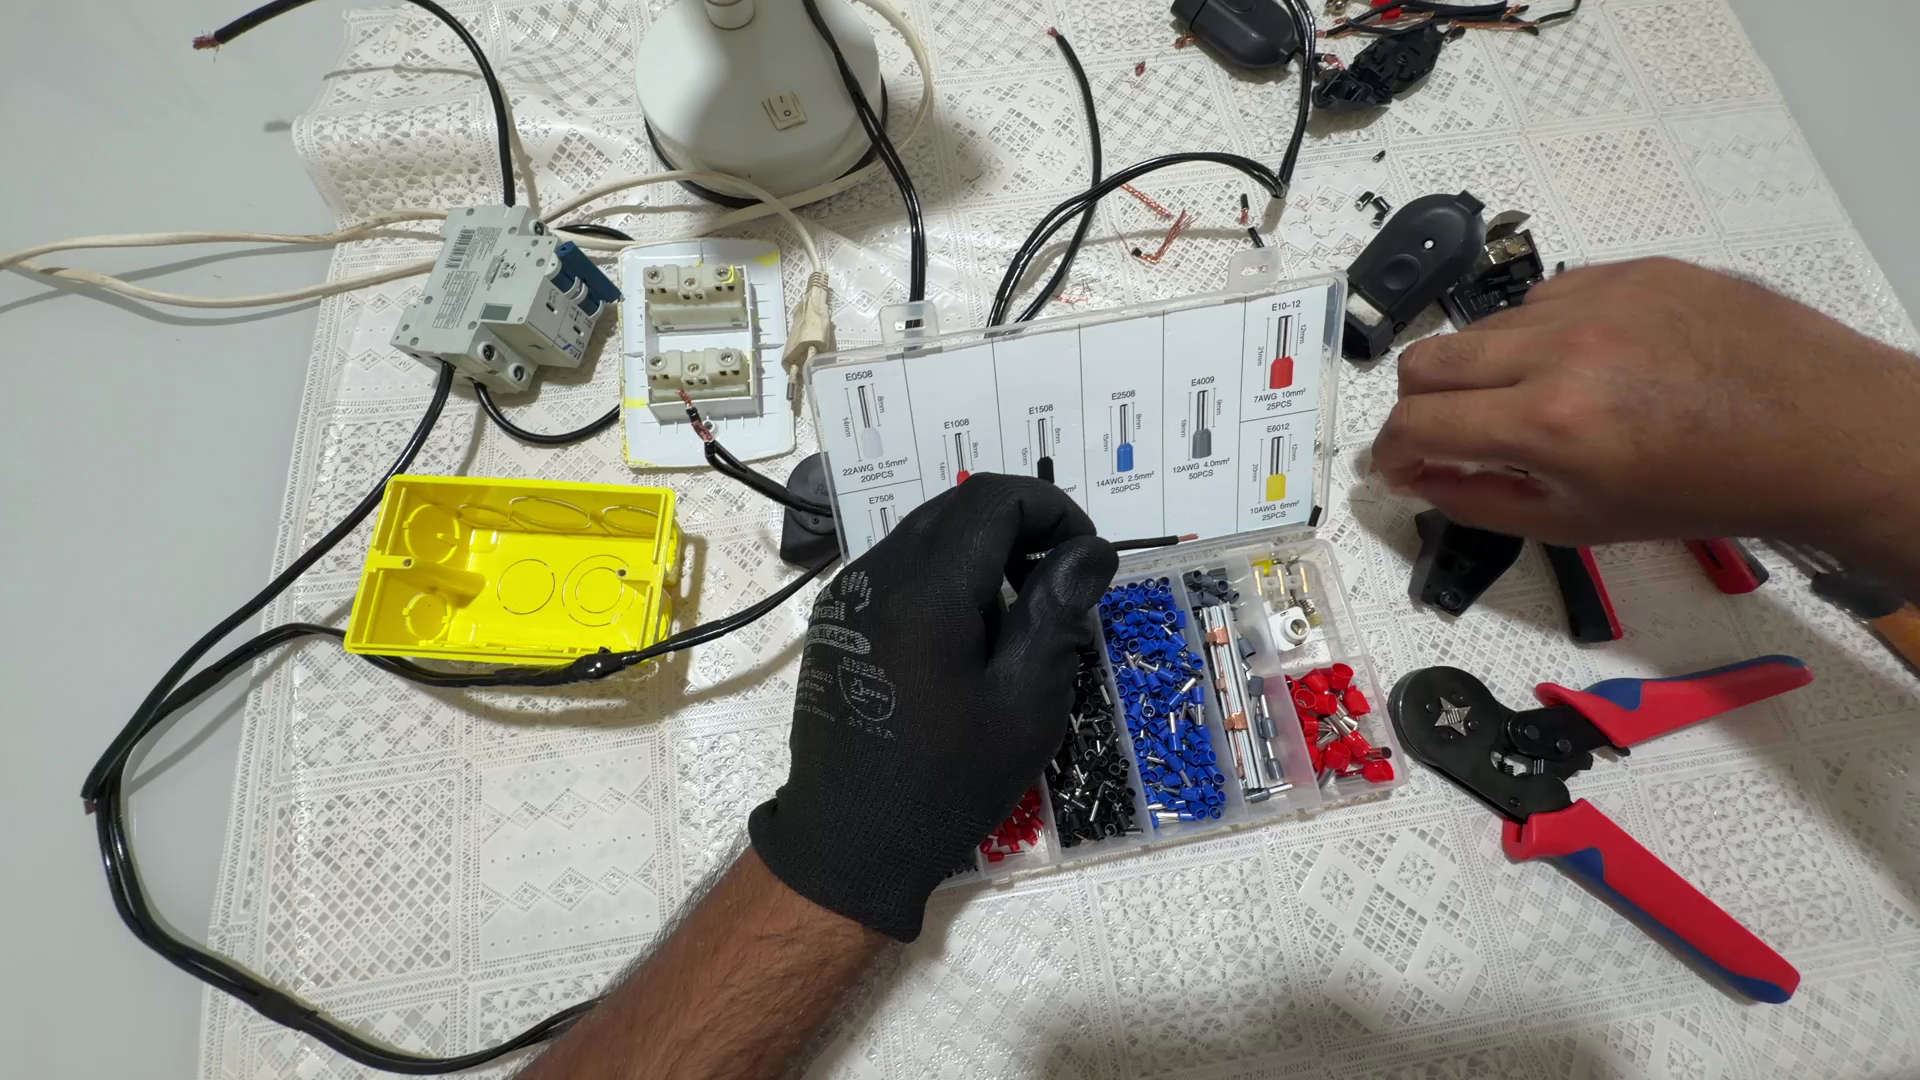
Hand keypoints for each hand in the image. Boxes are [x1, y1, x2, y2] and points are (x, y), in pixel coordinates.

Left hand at [749, 474, 1117, 940]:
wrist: (848, 839)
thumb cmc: (948, 778)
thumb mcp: (1025, 702)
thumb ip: (1057, 610)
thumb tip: (1092, 548)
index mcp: (926, 588)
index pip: (992, 496)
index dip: (1050, 508)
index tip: (1082, 554)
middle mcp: (878, 572)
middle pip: (958, 507)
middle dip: (1020, 527)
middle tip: (1056, 582)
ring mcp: (850, 593)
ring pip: (927, 534)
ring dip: (982, 553)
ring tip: (1015, 616)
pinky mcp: (838, 618)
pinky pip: (899, 568)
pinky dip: (946, 577)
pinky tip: (963, 636)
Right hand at [1371, 258, 1919, 556]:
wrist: (1832, 434)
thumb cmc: (1704, 491)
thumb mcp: (1573, 524)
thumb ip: (1473, 501)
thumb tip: (1415, 476)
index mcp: (1550, 423)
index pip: (1415, 424)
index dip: (1389, 451)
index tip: (1397, 465)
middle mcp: (1564, 349)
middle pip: (1423, 362)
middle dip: (1414, 406)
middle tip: (1443, 432)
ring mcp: (1601, 299)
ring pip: (1477, 329)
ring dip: (1476, 372)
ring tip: (1523, 398)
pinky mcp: (1636, 270)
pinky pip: (1539, 297)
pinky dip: (1530, 336)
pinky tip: (1572, 362)